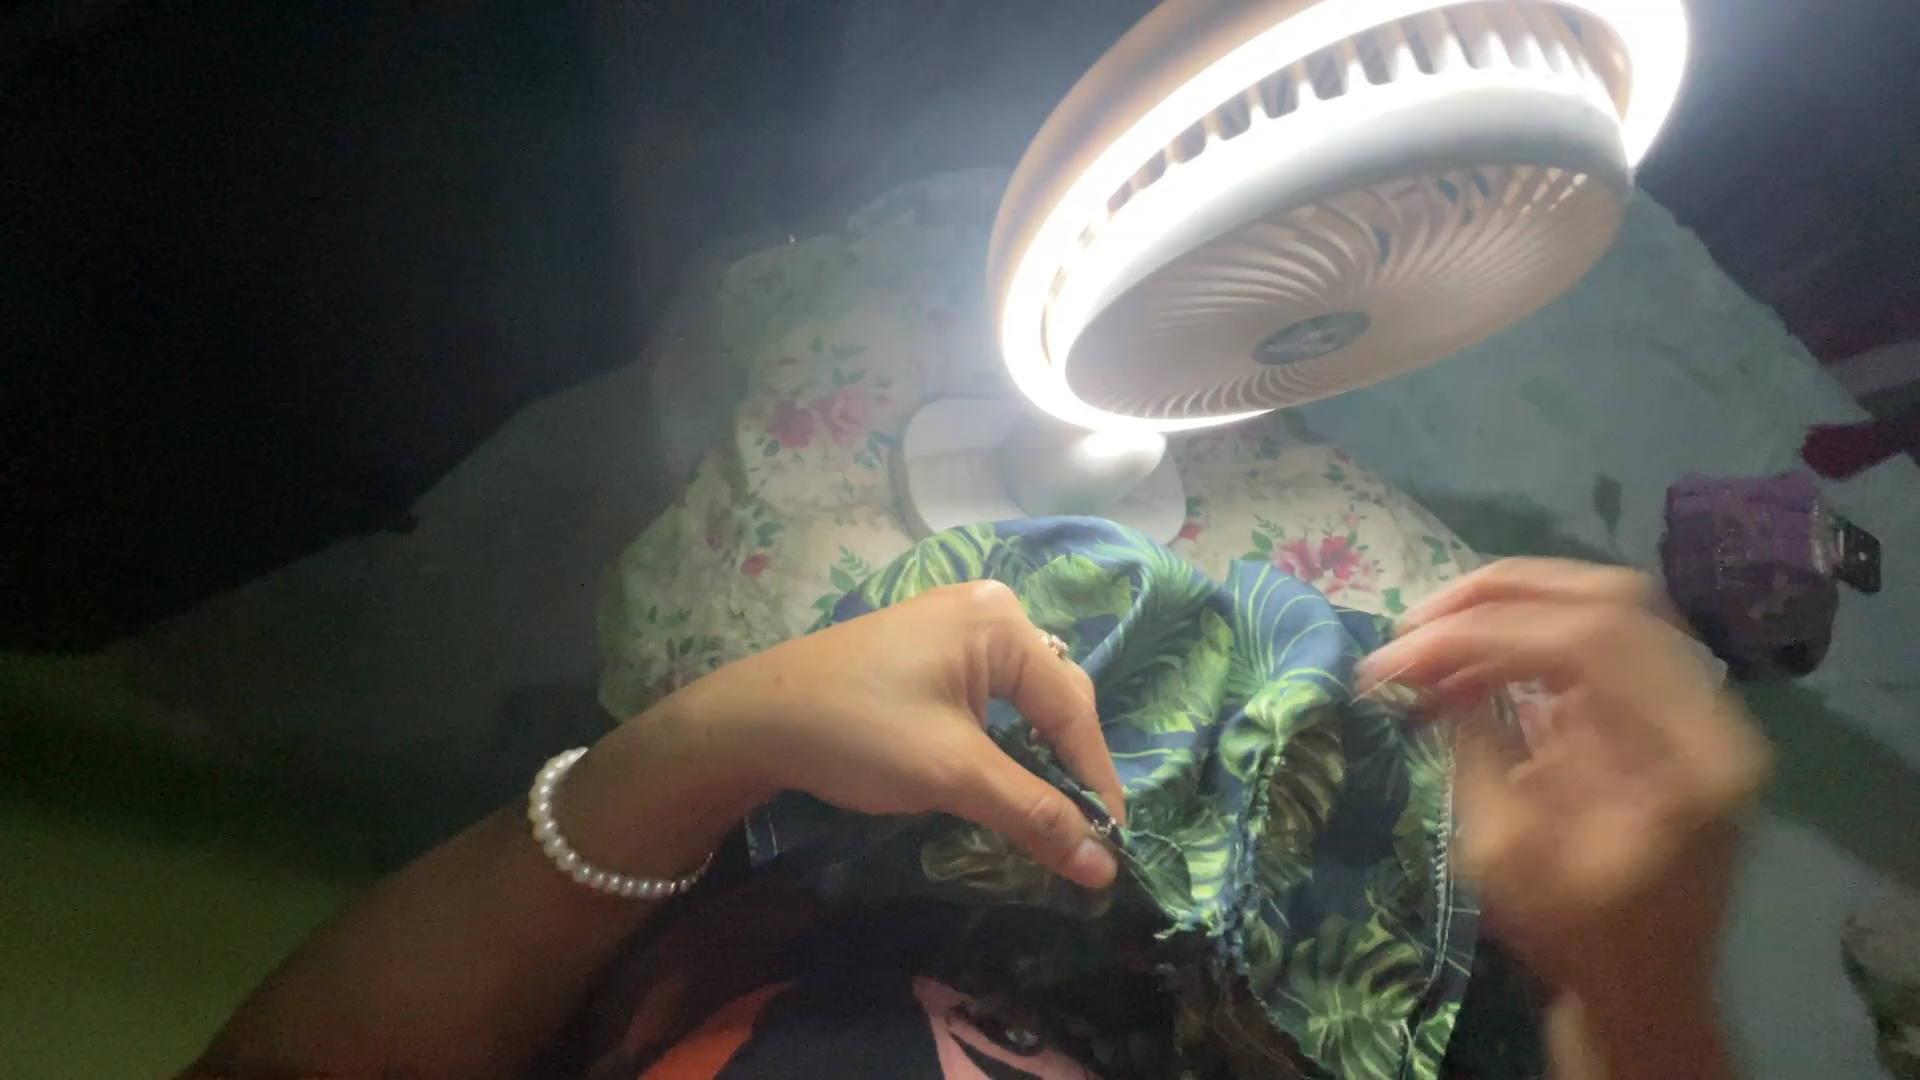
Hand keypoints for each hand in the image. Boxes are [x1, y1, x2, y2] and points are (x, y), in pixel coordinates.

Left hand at [582, 581, 1124, 889]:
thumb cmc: (860, 732)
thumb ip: (1034, 814)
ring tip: (1055, 799)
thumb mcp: (953, 774)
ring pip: (1024, 690)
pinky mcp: (932, 641)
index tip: (1117, 842)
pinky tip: (1009, 760)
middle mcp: (988, 607)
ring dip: (1040, 745)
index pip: (1071, 705)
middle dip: (1070, 758)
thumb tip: (1105, 868)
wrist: (756, 717)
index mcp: (1001, 621)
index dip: (1097, 777)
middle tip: (1086, 825)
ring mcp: (956, 619)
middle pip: (1053, 691)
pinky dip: (1007, 728)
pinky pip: (992, 685)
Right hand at [1357, 559, 1769, 1016]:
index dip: (1482, 632)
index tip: (1398, 655)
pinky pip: (1578, 642)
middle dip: (1493, 595)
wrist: (1636, 979)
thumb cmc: (1571, 929)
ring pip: (1592, 605)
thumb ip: (1473, 746)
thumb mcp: (1503, 849)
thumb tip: (1432, 675)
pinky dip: (1508, 644)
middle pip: (1606, 598)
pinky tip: (1454, 675)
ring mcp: (1678, 704)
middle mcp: (1700, 712)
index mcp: (1686, 753)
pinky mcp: (1643, 709)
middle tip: (1414, 621)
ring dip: (1497, 612)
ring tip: (1422, 644)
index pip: (1590, 639)